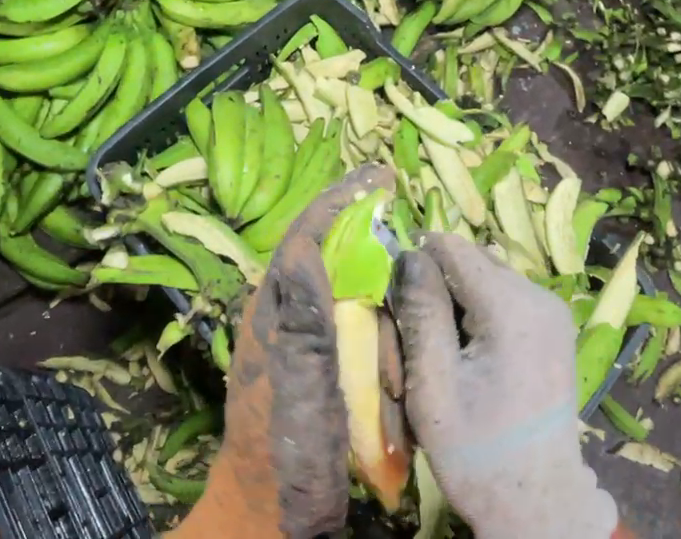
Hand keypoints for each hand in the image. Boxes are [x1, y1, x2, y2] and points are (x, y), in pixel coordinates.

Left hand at [171, 164, 394, 538]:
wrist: (273, 516)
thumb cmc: (284, 450)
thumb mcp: (295, 384)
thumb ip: (302, 316)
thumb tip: (308, 245)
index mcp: (273, 309)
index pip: (304, 235)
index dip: (340, 200)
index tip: (381, 176)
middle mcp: (287, 314)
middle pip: (329, 254)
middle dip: (365, 234)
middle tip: (406, 222)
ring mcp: (305, 341)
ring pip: (347, 292)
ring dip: (379, 295)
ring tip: (406, 303)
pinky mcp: (322, 365)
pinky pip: (357, 328)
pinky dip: (382, 326)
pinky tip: (403, 339)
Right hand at [395, 233, 619, 538]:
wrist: (537, 502)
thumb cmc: (477, 450)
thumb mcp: (433, 384)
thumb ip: (422, 312)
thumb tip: (410, 254)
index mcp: (513, 306)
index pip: (452, 248)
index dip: (418, 264)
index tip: (398, 302)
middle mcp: (540, 296)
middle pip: (472, 260)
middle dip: (439, 284)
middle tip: (418, 334)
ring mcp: (553, 311)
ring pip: (488, 276)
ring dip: (459, 298)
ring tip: (445, 349)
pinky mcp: (555, 328)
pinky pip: (507, 297)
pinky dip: (482, 312)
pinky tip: (472, 354)